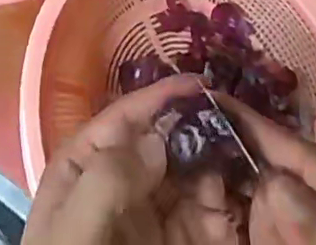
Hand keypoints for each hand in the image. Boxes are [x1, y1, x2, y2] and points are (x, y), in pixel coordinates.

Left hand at [23, 73, 241, 244]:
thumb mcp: (73, 232)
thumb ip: (109, 179)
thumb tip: (159, 141)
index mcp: (86, 165)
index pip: (125, 118)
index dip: (162, 98)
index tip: (202, 85)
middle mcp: (119, 182)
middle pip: (165, 144)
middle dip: (199, 136)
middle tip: (236, 134)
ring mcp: (148, 216)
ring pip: (189, 179)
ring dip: (216, 172)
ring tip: (243, 173)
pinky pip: (203, 221)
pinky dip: (223, 214)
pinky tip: (236, 213)